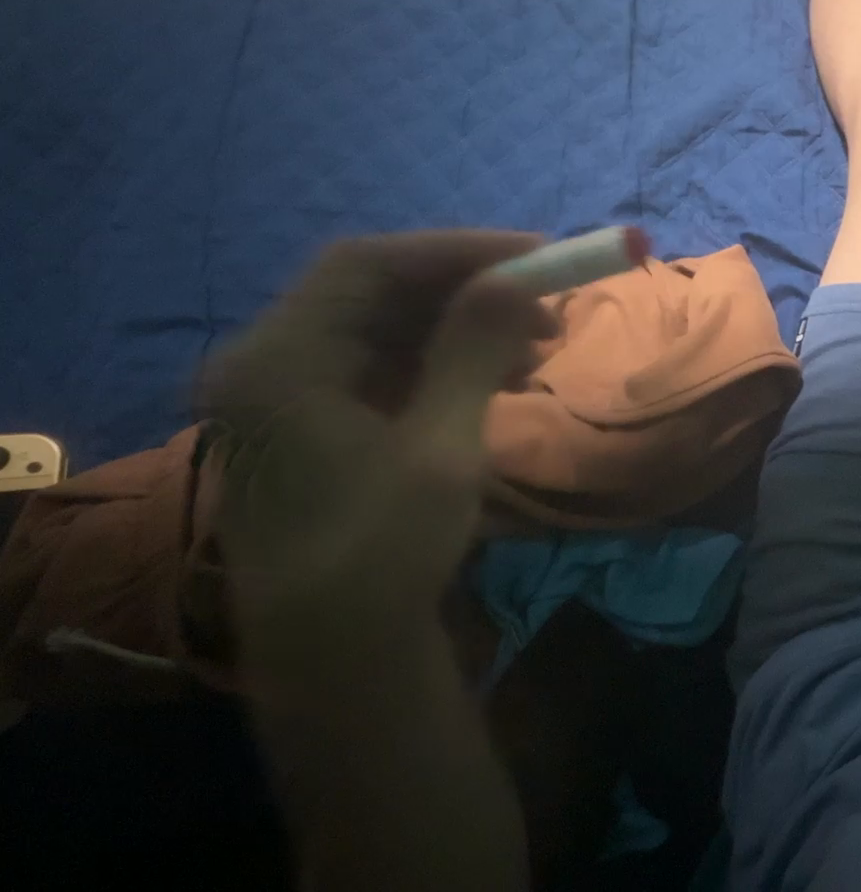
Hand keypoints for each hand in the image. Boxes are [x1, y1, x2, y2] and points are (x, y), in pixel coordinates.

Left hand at [202, 231, 556, 638]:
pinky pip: (392, 363)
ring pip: (392, 325)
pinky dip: (452, 359)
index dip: (460, 250)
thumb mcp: (441, 446)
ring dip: (469, 326)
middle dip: (472, 290)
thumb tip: (518, 278)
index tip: (540, 256)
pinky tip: (504, 377)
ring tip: (538, 350)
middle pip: (380, 290)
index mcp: (281, 362)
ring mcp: (297, 393)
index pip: (369, 265)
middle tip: (549, 307)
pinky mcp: (325, 420)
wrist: (338, 646)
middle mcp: (275, 363)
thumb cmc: (383, 548)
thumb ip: (473, 352)